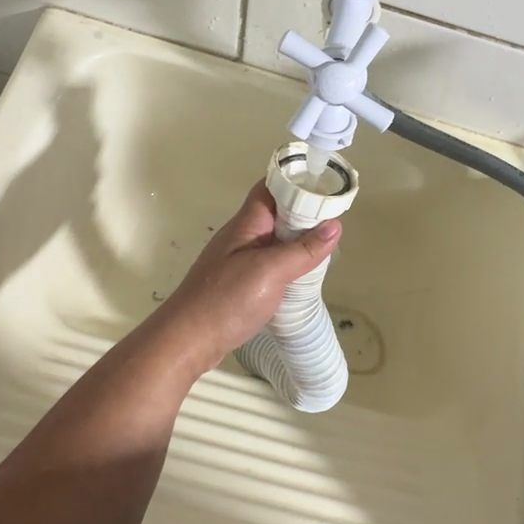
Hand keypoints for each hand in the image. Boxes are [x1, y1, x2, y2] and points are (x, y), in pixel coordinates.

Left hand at [148, 182, 340, 368]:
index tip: (326, 186)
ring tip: (326, 249)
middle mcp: (242, 237)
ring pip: (274, 241)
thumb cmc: (226, 300)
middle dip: (304, 214)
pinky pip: (269, 265)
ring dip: (298, 242)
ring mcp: (238, 261)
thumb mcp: (270, 271)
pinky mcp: (239, 284)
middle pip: (276, 214)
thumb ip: (302, 250)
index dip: (296, 182)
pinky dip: (288, 266)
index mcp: (246, 224)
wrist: (188, 341)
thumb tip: (335, 225)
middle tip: (335, 221)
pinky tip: (303, 277)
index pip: (270, 188)